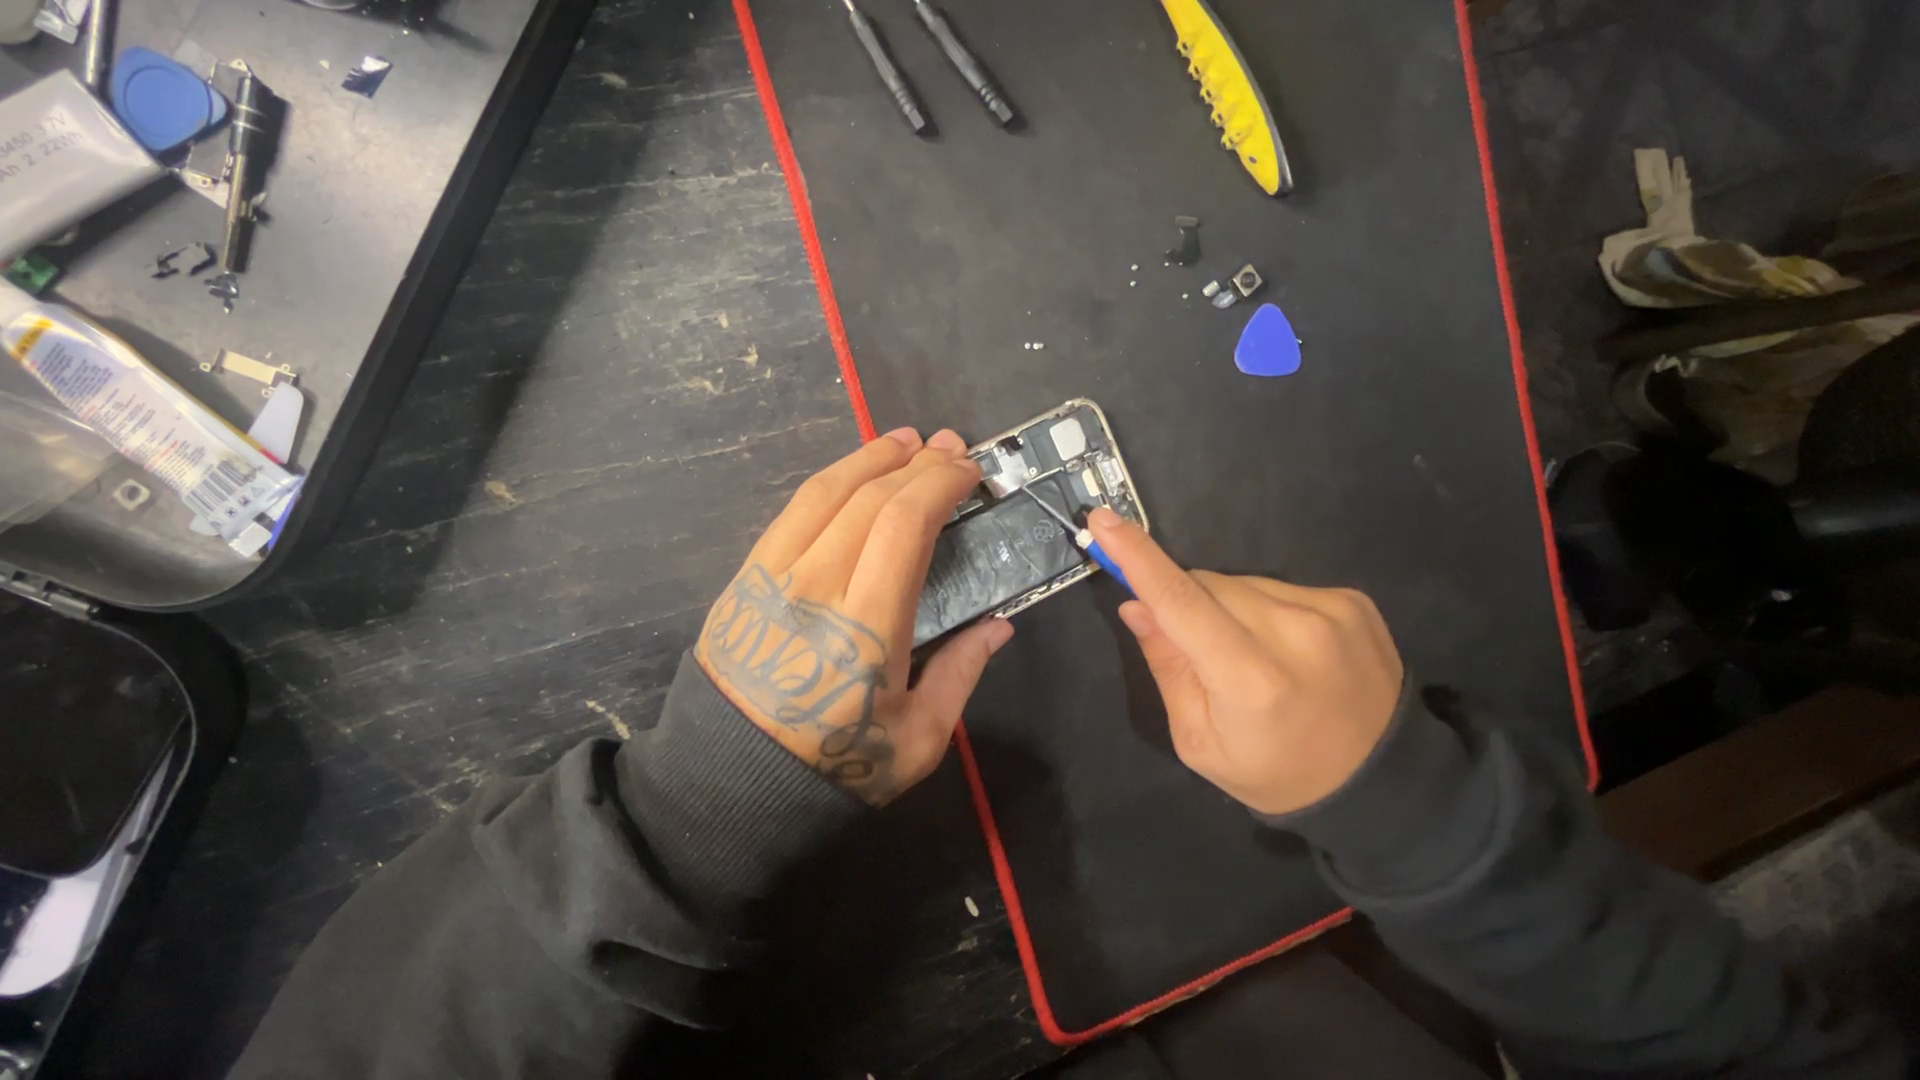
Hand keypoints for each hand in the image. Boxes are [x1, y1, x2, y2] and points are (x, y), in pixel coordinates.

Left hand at [695, 428, 1012, 805]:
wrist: (730, 781)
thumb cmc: (835, 766)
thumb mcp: (918, 739)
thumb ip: (962, 674)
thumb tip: (999, 625)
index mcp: (865, 625)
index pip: (904, 524)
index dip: (940, 484)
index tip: (969, 471)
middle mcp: (815, 585)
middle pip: (868, 498)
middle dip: (916, 463)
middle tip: (950, 447)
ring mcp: (771, 576)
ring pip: (824, 493)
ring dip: (869, 458)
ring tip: (904, 441)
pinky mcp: (745, 578)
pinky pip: (790, 513)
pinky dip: (828, 483)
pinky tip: (851, 475)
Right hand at [1088, 507, 1404, 815]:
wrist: (1381, 782)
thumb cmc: (1275, 772)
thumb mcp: (1200, 741)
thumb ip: (1167, 668)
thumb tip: (1137, 604)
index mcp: (1249, 678)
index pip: (1180, 601)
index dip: (1137, 557)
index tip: (1102, 519)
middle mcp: (1293, 630)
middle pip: (1207, 585)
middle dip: (1186, 603)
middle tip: (1198, 650)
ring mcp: (1329, 609)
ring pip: (1243, 583)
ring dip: (1228, 607)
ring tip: (1253, 656)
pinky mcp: (1353, 600)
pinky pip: (1280, 586)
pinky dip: (1267, 609)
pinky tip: (1288, 649)